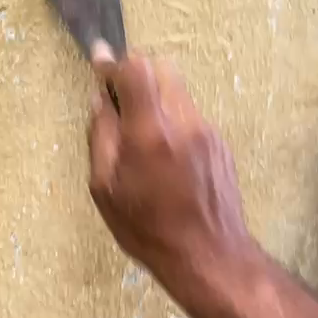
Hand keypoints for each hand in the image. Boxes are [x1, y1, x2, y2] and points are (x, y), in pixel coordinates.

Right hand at [87, 44, 263, 302]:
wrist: (209, 256)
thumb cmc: (147, 228)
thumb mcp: (104, 188)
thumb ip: (100, 136)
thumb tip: (99, 99)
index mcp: (149, 132)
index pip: (135, 70)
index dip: (112, 62)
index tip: (98, 62)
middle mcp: (182, 122)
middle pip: (161, 67)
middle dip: (135, 75)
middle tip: (118, 101)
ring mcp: (206, 130)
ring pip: (177, 88)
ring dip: (154, 96)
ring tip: (140, 134)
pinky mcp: (220, 142)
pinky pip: (189, 112)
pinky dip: (170, 118)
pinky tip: (164, 155)